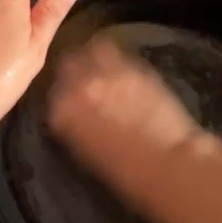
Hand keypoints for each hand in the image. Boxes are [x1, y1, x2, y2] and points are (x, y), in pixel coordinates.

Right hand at [48, 36, 208, 191]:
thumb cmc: (125, 172)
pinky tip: (120, 71)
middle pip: (67, 66)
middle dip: (72, 74)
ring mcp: (108, 72)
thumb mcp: (85, 154)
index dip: (62, 102)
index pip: (53, 97)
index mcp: (64, 112)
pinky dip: (113, 58)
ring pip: (90, 50)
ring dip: (92, 58)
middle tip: (83, 85)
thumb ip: (73, 129)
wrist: (169, 163)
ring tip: (100, 69)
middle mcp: (81, 85)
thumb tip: (72, 118)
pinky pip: (116, 52)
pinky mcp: (135, 66)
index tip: (69, 108)